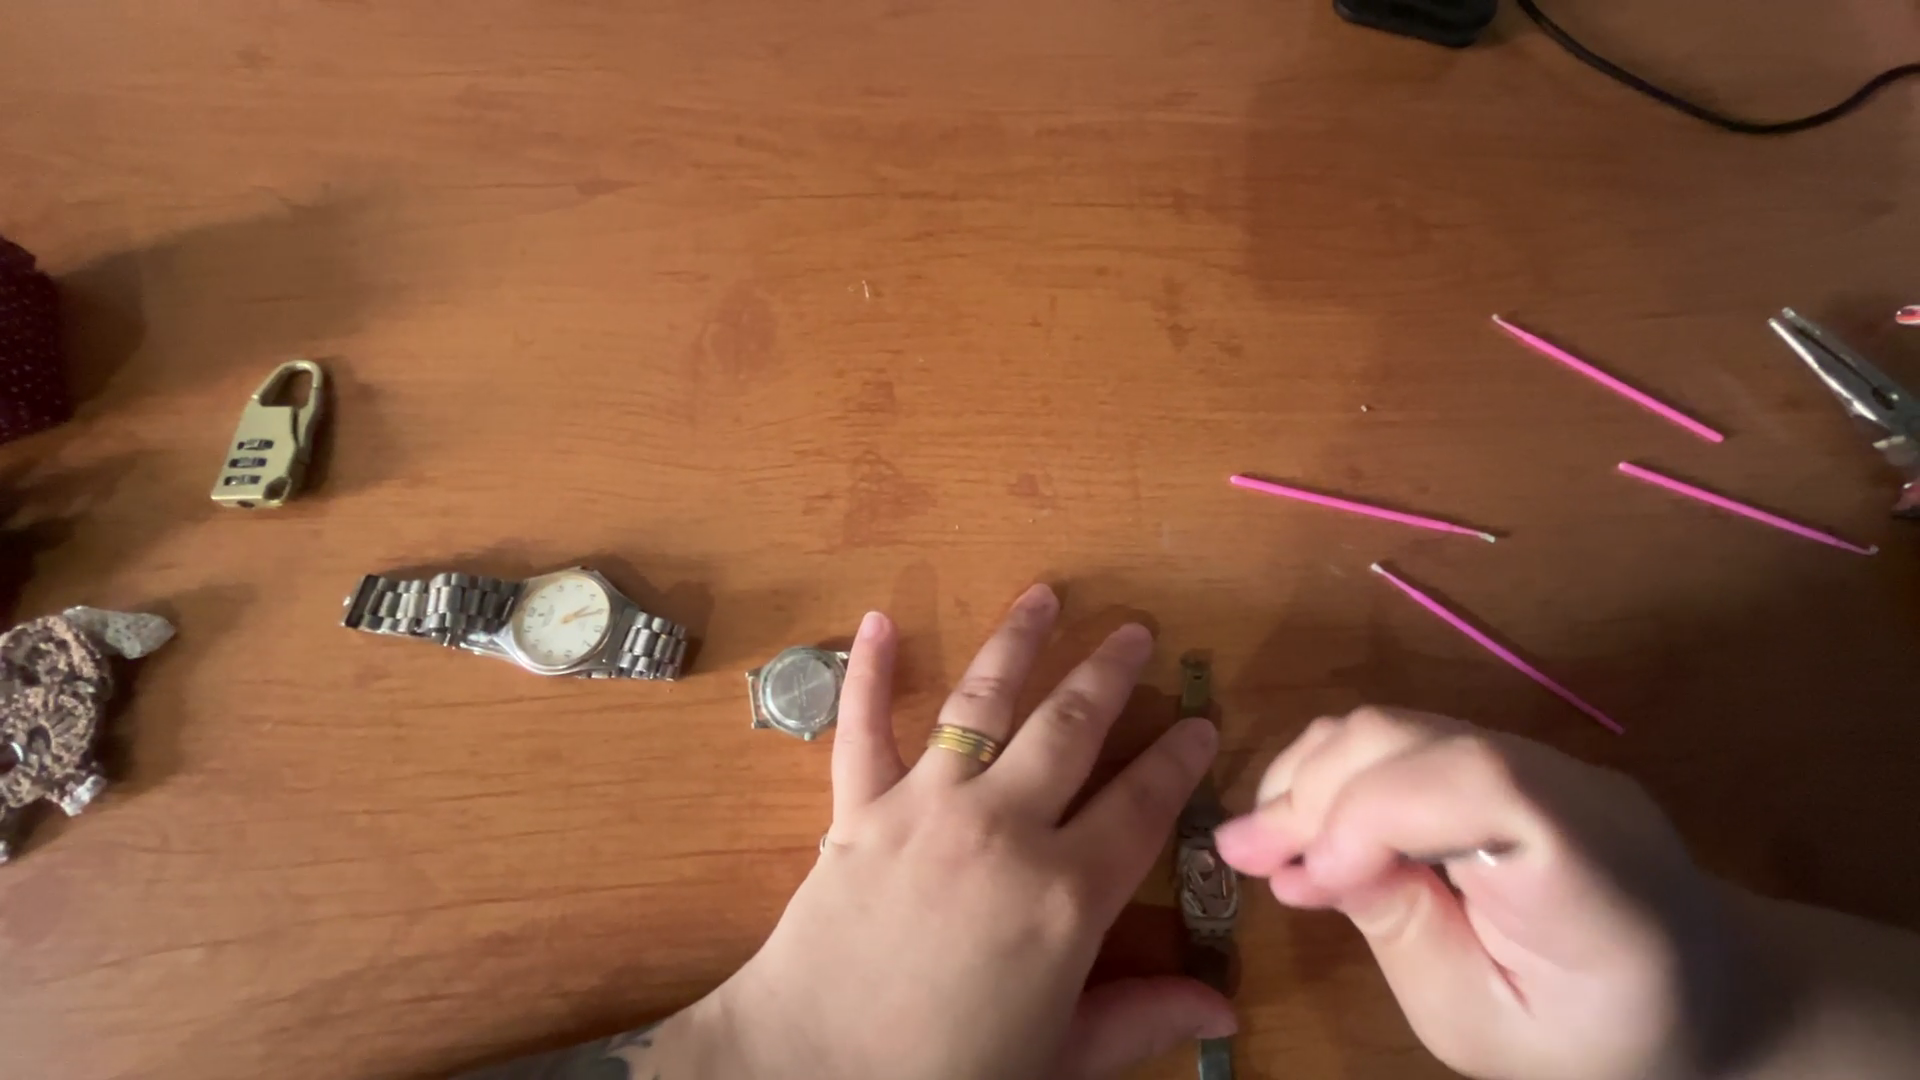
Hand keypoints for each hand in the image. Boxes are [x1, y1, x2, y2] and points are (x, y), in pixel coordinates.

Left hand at [687, 585, 1233, 1079]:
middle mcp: (1002, 827)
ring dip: (1016, 642)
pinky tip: (878, 620)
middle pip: (1070, 728)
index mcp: (1065, 893)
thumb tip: (1222, 1005)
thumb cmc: (944, 1076)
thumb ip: (1140, 1019)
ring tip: (1044, 595)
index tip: (1199, 722)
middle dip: (1109, 674)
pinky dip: (867, 672)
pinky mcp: (860, 805)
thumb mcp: (1059, 1061)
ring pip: (981, 702)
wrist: (811, 1074)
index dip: (1177, 761)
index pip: (1142, 806)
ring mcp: (926, 805)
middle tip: (1135, 633)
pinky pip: (862, 726)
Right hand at [1214, 708, 1742, 1079]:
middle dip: (1306, 795)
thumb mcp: (1485, 1027)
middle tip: (1241, 855)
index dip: (1374, 811)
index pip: (1480, 784)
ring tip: (1259, 842)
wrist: (1702, 988)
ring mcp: (1526, 753)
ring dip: (1302, 777)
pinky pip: (1388, 738)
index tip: (1316, 880)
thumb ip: (1401, 936)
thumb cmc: (1596, 1037)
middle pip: (1402, 739)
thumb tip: (1304, 866)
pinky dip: (1326, 771)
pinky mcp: (1489, 747)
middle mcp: (1564, 786)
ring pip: (1380, 727)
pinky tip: (1299, 821)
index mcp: (1598, 877)